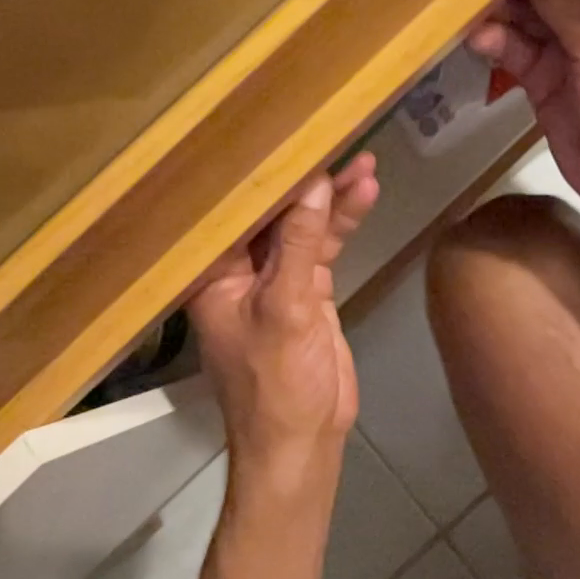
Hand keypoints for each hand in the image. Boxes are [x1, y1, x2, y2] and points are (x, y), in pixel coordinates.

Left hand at [190, 154, 379, 482]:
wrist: (302, 442)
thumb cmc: (274, 383)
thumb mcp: (285, 309)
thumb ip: (300, 245)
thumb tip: (313, 183)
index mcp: (213, 272)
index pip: (232, 211)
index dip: (258, 174)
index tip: (284, 135)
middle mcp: (241, 268)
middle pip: (272, 212)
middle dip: (304, 180)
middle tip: (333, 138)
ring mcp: (278, 278)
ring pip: (305, 225)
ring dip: (333, 197)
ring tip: (363, 161)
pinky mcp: (309, 290)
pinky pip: (325, 246)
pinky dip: (345, 222)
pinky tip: (366, 193)